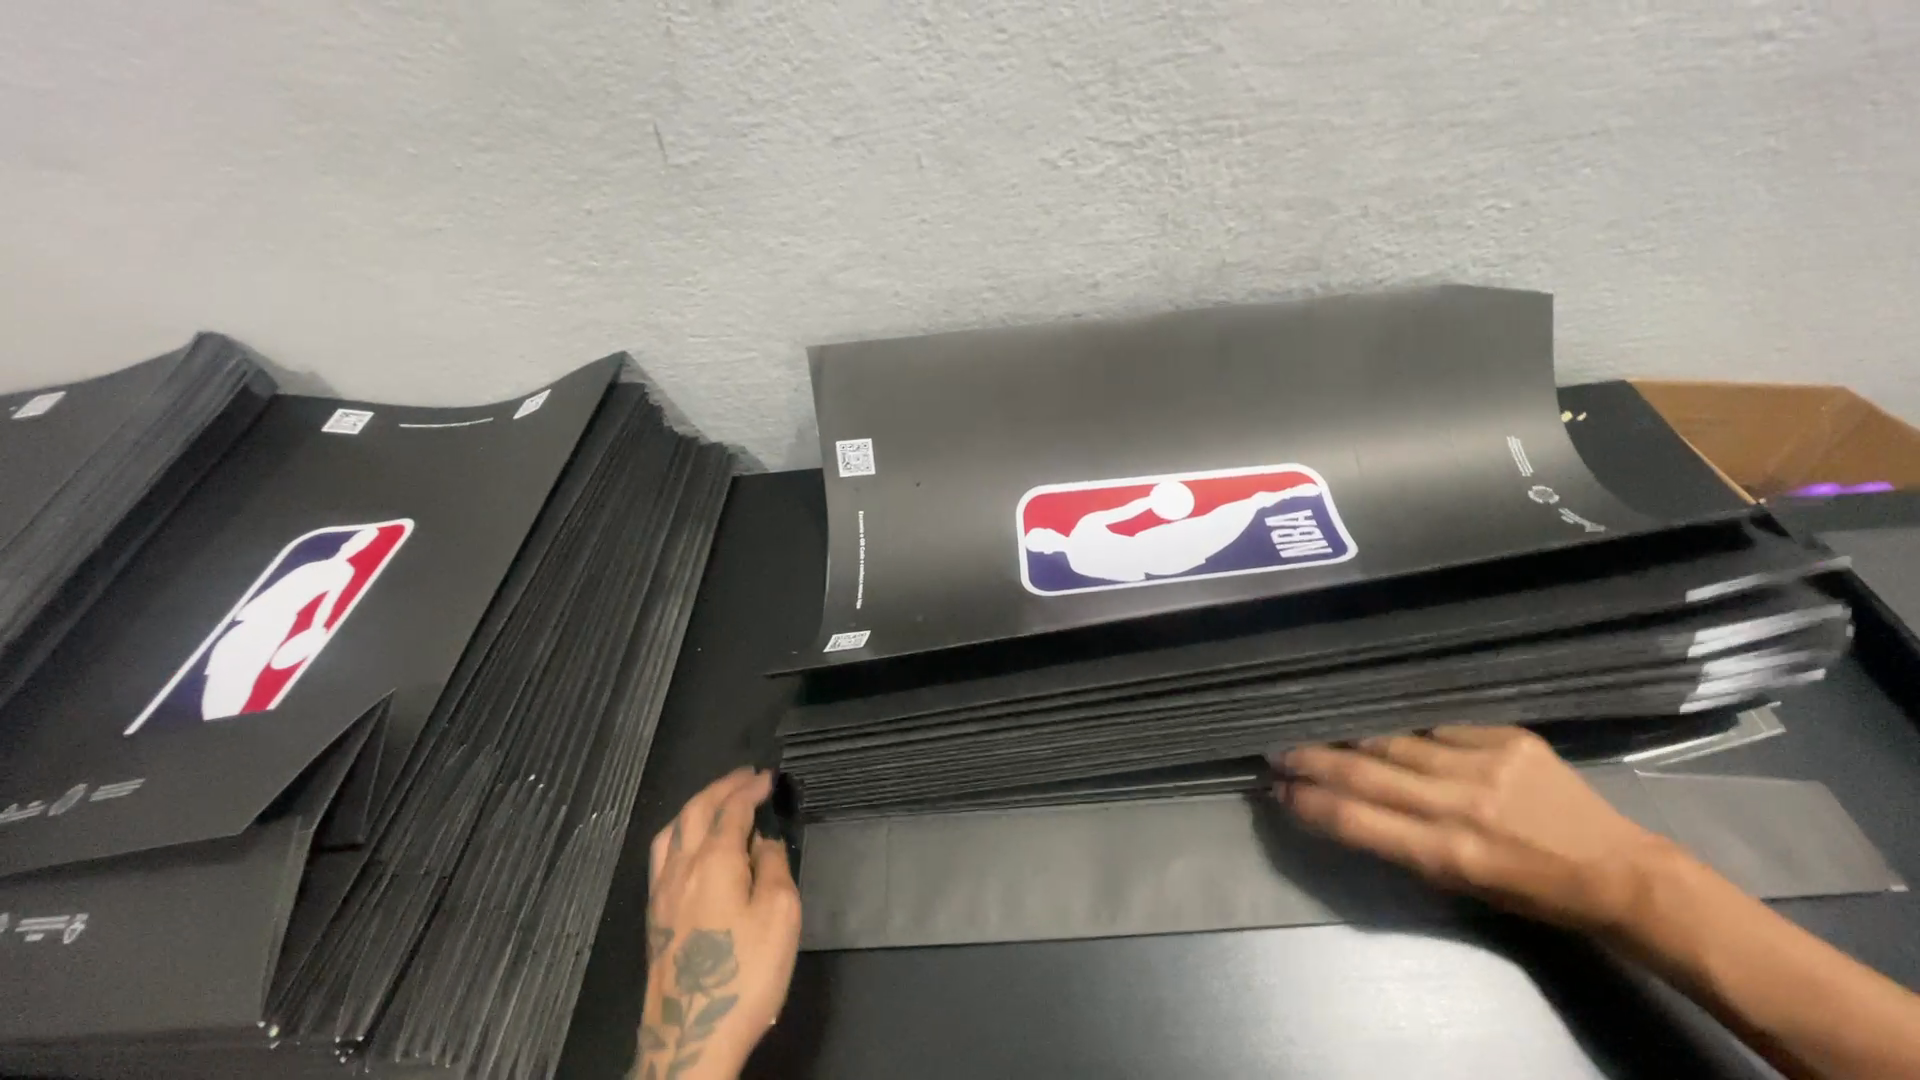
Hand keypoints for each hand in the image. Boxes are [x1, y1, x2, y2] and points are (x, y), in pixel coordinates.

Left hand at [638, 769, 800, 1079]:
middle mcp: (681, 867)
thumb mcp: (781, 915)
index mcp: (714, 860)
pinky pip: (662, 854)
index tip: (770, 777)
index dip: (752, 788)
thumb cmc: (745, 973)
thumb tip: (765, 840)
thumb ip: (775, 866)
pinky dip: (680, 832)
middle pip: (696, 811)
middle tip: (746, 776)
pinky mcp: (654, 916)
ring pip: (671, 830)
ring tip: (717, 800)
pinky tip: (689, 845)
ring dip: (696, 806)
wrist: (690, 1036)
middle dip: (722, 787)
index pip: (732, 809)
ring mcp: (661, 892)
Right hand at [1273, 726, 1680, 932]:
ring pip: (1394, 742)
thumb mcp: (1458, 884)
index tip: (1278, 789)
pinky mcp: (1507, 738)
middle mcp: (1459, 804)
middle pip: (1364, 772)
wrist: (1616, 872)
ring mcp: (1484, 765)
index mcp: (1446, 853)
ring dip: (1352, 741)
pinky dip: (1412, 734)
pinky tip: (1396, 735)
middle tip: (1279, 752)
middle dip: (1312, 761)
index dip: (1309, 802)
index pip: (1355, 820)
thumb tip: (1345, 807)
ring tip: (1323, 736)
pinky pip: (1439, 728)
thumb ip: (1401, 843)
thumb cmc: (1529, 892)